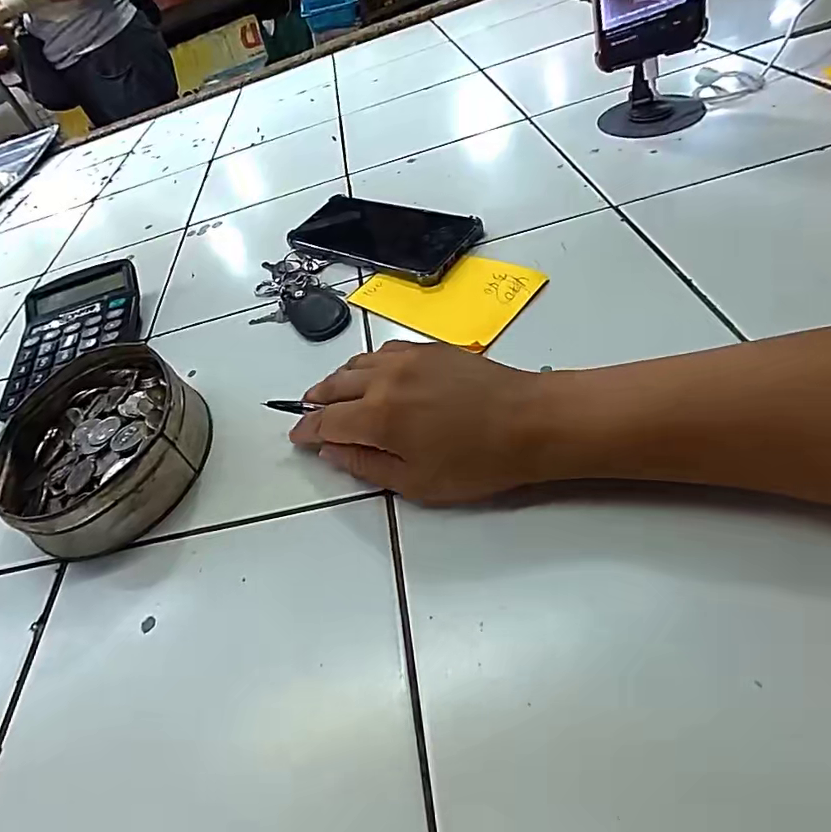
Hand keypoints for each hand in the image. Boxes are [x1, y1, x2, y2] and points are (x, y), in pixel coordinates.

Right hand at [288, 340, 577, 504]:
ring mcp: (405, 359)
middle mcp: (383, 381)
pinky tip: (370, 373)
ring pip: (354, 364)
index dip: (306, 430)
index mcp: (377, 418)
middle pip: (333, 386)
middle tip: (307, 411)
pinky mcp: (427, 349)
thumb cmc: (479, 461)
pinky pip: (381, 351)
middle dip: (315, 401)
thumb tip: (332, 450)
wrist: (532, 421)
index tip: (298, 436)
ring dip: (337, 380)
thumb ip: (365, 465)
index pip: (325, 422)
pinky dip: (364, 364)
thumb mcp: (417, 482)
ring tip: (332, 392)